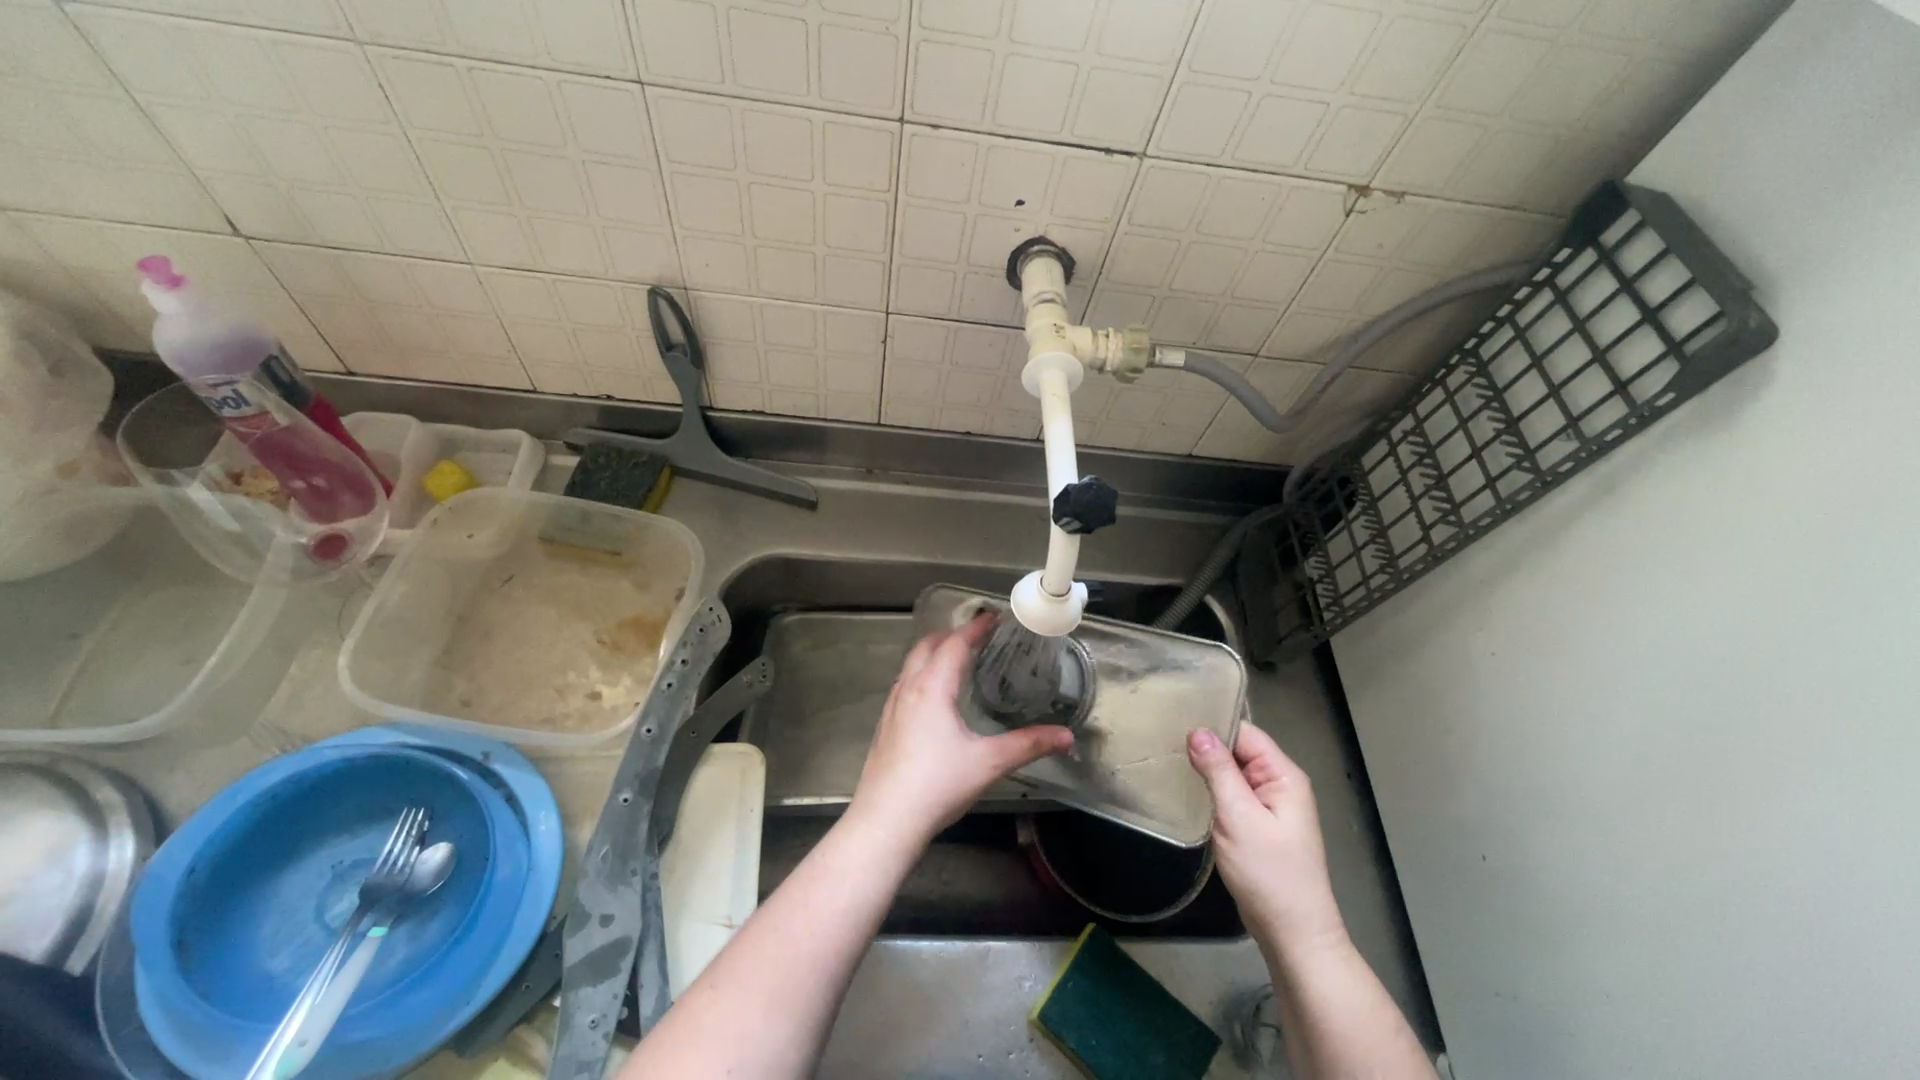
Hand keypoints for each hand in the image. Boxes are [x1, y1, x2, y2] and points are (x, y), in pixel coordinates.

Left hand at [850, 615, 1073, 844]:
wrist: (886, 821)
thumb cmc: (937, 785)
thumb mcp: (989, 763)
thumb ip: (1028, 745)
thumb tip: (1065, 736)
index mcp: (932, 688)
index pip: (955, 645)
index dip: (976, 628)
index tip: (994, 618)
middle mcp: (908, 690)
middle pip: (926, 647)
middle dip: (951, 636)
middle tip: (977, 637)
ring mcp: (891, 708)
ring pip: (910, 666)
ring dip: (932, 655)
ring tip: (956, 661)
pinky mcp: (885, 728)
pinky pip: (903, 686)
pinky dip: (920, 676)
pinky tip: (932, 700)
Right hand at [1189, 722, 1347, 959]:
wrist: (1292, 931)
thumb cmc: (1268, 872)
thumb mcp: (1238, 817)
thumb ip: (1218, 771)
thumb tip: (1197, 731)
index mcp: (1283, 776)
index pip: (1245, 733)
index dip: (1213, 727)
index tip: (1173, 723)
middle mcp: (1280, 784)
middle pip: (1239, 751)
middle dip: (1205, 748)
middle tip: (1162, 743)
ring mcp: (1270, 807)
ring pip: (1233, 774)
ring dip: (1206, 771)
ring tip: (1166, 763)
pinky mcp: (1258, 826)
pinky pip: (1232, 796)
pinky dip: (1211, 793)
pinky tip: (1186, 793)